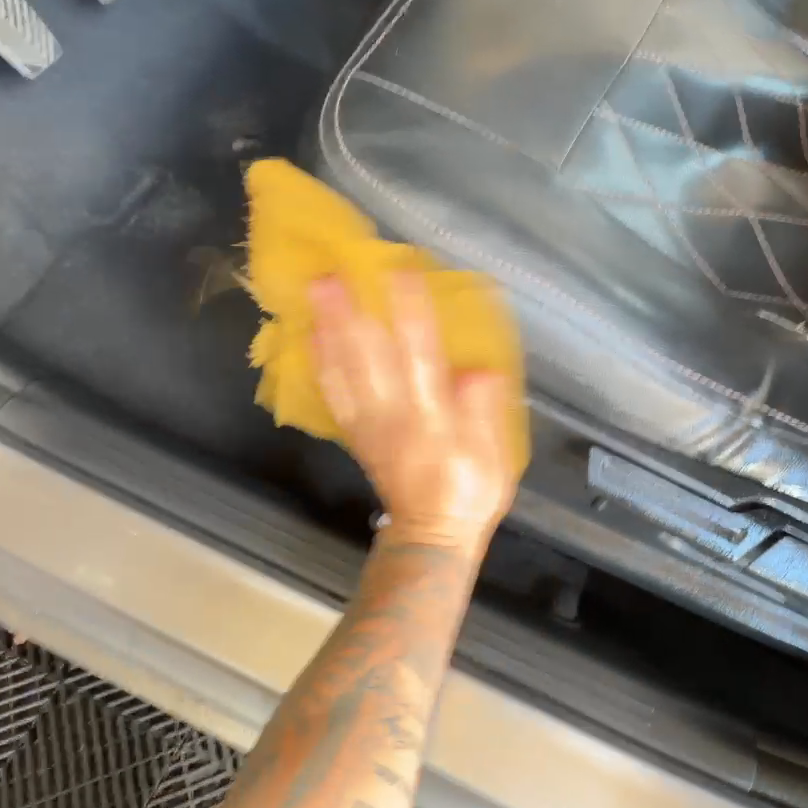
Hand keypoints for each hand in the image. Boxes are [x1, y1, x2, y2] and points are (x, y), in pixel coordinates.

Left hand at [309, 273, 519, 552]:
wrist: (431, 535)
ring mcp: (369, 425)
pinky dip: (321, 364)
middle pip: (367, 358)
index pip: (421, 355)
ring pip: (344, 371)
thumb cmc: (469, 491)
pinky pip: (334, 394)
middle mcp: (394, 415)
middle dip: (349, 315)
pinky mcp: (356, 434)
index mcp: (432, 417)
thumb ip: (484, 413)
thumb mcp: (493, 457)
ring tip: (314, 294)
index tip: (401, 272)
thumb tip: (480, 371)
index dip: (410, 313)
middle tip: (330, 274)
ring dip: (328, 331)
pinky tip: (313, 338)